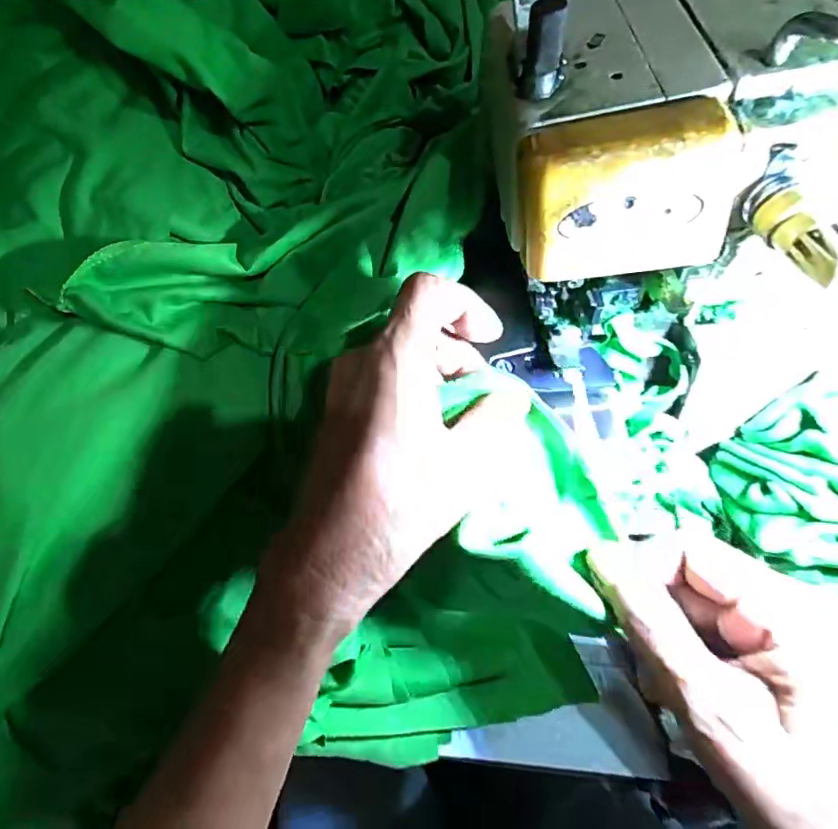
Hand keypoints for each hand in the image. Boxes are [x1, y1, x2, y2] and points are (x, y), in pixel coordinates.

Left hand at [261, 273, 537, 634]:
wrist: (331, 546)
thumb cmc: (402, 502)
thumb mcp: (469, 463)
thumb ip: (496, 416)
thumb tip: (506, 398)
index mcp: (392, 358)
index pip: (426, 291)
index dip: (465, 302)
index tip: (488, 341)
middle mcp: (360, 358)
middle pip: (418, 327)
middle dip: (459, 353)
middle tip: (481, 401)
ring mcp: (342, 381)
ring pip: (401, 352)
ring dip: (438, 375)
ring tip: (460, 425)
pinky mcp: (335, 404)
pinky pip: (381, 375)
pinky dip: (413, 387)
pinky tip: (429, 433)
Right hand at [587, 536, 837, 828]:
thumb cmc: (786, 790)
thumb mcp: (710, 706)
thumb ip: (653, 626)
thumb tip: (600, 555)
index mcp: (793, 611)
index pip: (689, 549)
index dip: (640, 569)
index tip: (616, 613)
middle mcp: (795, 603)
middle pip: (687, 574)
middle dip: (650, 613)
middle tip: (646, 666)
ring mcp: (787, 623)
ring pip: (687, 599)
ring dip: (661, 635)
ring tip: (667, 687)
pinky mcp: (775, 644)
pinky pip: (703, 622)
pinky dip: (679, 649)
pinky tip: (685, 687)